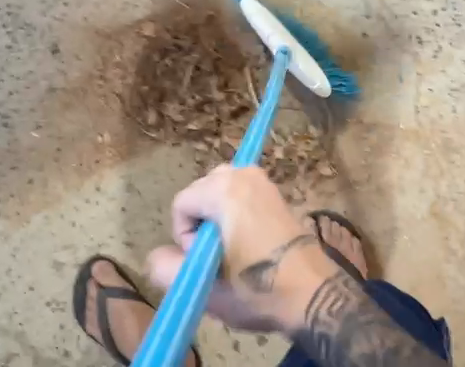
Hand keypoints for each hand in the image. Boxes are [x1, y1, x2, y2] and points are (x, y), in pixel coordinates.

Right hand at [146, 166, 338, 333]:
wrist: (311, 291)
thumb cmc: (257, 287)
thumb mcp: (207, 287)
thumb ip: (170, 270)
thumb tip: (153, 257)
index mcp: (224, 190)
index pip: (182, 202)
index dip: (185, 235)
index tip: (204, 259)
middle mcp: (243, 174)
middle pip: (201, 191)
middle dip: (200, 221)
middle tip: (217, 255)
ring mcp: (262, 180)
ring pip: (221, 189)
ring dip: (217, 215)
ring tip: (231, 248)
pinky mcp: (275, 191)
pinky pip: (241, 191)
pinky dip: (236, 210)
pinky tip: (248, 241)